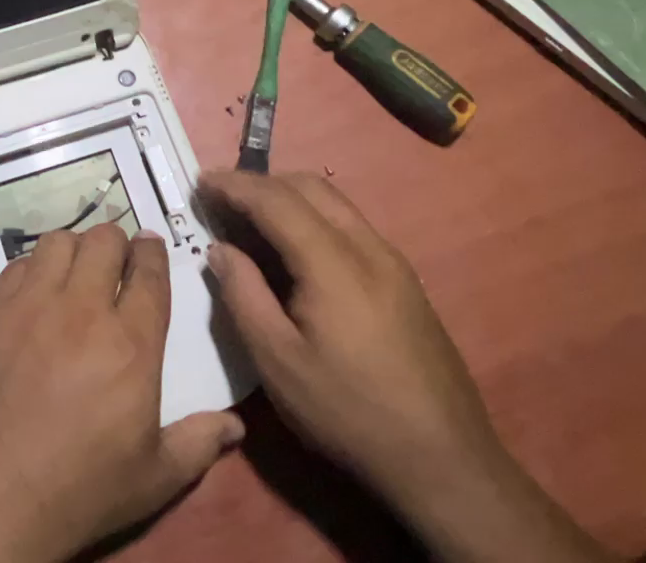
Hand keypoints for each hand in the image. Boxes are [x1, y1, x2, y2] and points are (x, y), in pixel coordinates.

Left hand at [0, 225, 243, 562]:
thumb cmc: (81, 489)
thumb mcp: (156, 478)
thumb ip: (199, 443)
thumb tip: (236, 427)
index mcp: (130, 343)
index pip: (149, 272)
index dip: (153, 252)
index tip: (151, 246)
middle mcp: (81, 310)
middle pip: (103, 241)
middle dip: (116, 242)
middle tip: (116, 260)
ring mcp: (30, 306)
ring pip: (56, 242)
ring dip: (74, 249)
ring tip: (76, 271)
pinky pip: (16, 266)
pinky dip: (33, 268)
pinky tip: (36, 291)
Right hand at [200, 171, 610, 562]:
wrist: (445, 462)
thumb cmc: (348, 412)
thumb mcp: (278, 361)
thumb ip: (243, 295)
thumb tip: (220, 249)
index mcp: (334, 264)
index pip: (276, 200)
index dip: (234, 186)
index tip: (200, 184)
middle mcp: (369, 249)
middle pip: (310, 187)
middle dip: (260, 182)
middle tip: (220, 200)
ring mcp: (393, 263)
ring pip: (334, 203)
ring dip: (287, 197)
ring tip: (248, 220)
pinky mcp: (404, 282)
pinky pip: (349, 225)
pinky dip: (311, 218)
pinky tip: (292, 250)